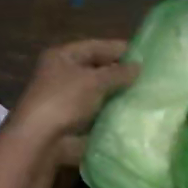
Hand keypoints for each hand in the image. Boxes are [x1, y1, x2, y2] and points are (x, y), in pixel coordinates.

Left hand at [7, 40, 139, 167]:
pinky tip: (129, 115)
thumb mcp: (94, 81)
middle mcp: (59, 74)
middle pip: (94, 69)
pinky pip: (92, 112)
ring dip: (114, 94)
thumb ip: (117, 73)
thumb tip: (138, 67)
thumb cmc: (64, 101)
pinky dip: (108, 113)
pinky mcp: (68, 121)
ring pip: (94, 92)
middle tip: (147, 77)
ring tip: (143, 95)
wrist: (39, 140)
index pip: (94, 46)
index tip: (144, 55)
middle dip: (118, 73)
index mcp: (61, 57)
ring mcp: (63, 99)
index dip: (118, 49)